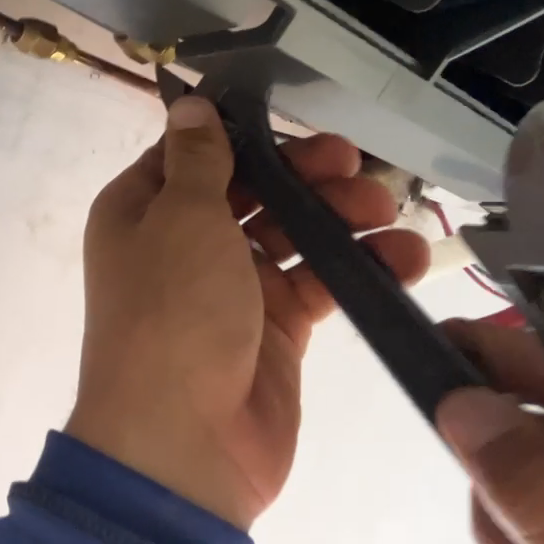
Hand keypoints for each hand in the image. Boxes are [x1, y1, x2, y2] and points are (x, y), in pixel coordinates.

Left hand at [64, 96, 429, 527]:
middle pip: (245, 190)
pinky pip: (314, 283)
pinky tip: (403, 255)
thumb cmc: (172, 308)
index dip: (237, 134)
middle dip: (297, 174)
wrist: (183, 440)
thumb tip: (188, 103)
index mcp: (141, 207)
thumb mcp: (182, 216)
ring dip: (333, 217)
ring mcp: (227, 285)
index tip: (288, 117)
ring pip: (285, 233)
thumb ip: (198, 160)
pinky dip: (353, 269)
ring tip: (384, 207)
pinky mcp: (272, 328)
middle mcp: (180, 240)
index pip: (190, 154)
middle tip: (352, 161)